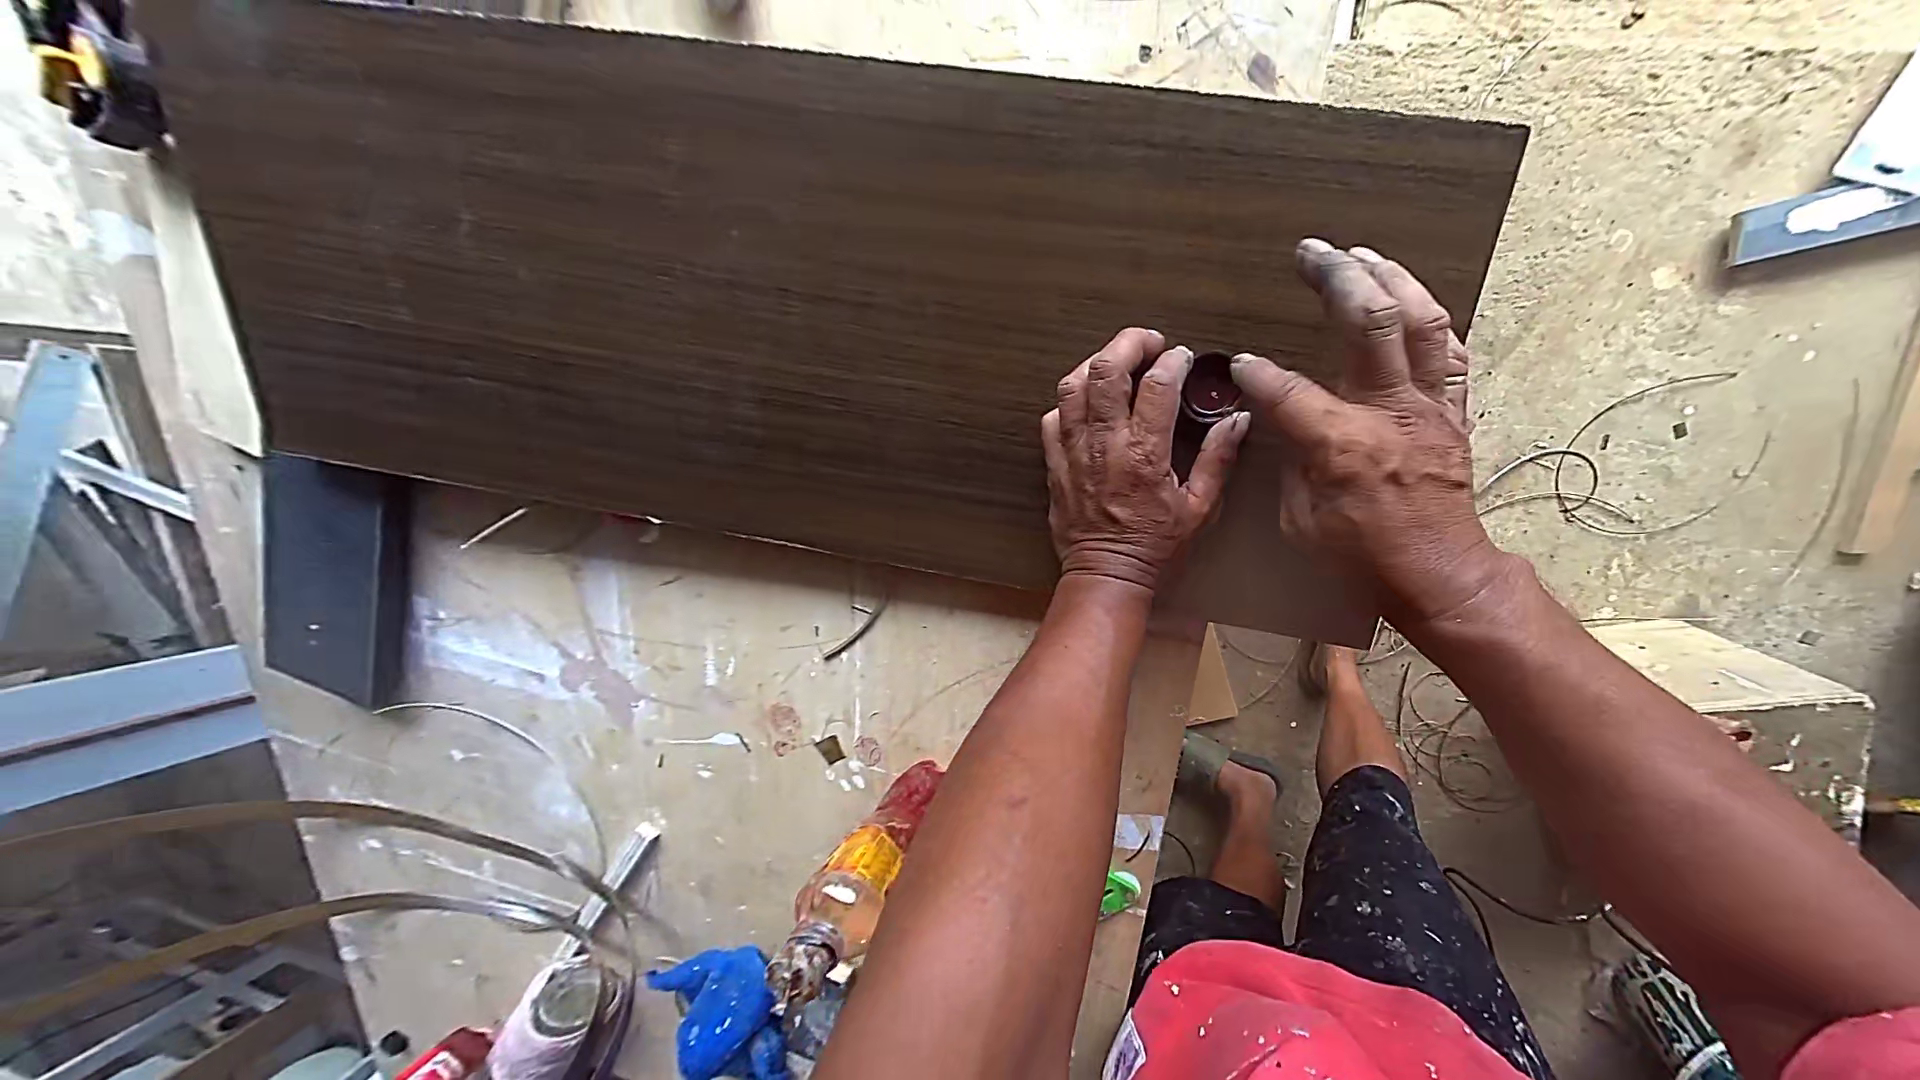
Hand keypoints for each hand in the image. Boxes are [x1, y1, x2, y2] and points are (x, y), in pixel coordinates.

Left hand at [1042, 328, 1250, 591]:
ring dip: (1095, 365)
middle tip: (1147, 344)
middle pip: (1106, 370)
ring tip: (1116, 364)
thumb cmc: (1154, 546)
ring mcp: (1074, 452)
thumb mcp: (1199, 506)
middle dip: (1128, 343)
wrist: (1106, 574)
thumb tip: (1236, 420)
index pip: (1157, 384)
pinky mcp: (1055, 464)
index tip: (1183, 359)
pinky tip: (1088, 403)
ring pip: (1072, 386)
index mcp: (1145, 454)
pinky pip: (1052, 418)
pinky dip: (1070, 401)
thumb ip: (1217, 458)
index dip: (1173, 360)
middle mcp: (1105, 445)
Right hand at [1230, 239, 1515, 625]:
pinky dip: (1429, 318)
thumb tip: (1280, 421)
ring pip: (1420, 320)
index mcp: (1342, 443)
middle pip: (1370, 321)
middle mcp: (1391, 411)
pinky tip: (1410, 299)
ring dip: (1390, 278)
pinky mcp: (1453, 411)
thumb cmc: (1357, 553)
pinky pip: (1449, 350)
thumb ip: (1288, 460)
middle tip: (1310, 251)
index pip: (1287, 390)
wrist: (1436, 571)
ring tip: (1361, 252)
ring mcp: (1430, 406)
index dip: (1256, 374)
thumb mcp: (1298, 518)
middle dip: (1336, 277)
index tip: (1237, 363)